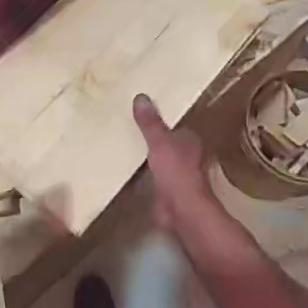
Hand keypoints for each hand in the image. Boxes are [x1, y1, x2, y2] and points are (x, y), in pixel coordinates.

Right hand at [132, 94, 213, 230]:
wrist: (181, 210)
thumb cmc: (177, 172)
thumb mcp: (160, 142)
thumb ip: (150, 123)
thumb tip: (140, 96)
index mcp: (189, 140)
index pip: (174, 124)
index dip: (158, 118)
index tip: (138, 110)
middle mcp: (186, 156)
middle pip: (164, 142)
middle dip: (148, 137)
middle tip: (122, 124)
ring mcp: (176, 175)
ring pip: (156, 160)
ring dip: (142, 156)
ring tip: (117, 143)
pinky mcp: (164, 191)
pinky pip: (148, 177)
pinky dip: (137, 174)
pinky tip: (120, 169)